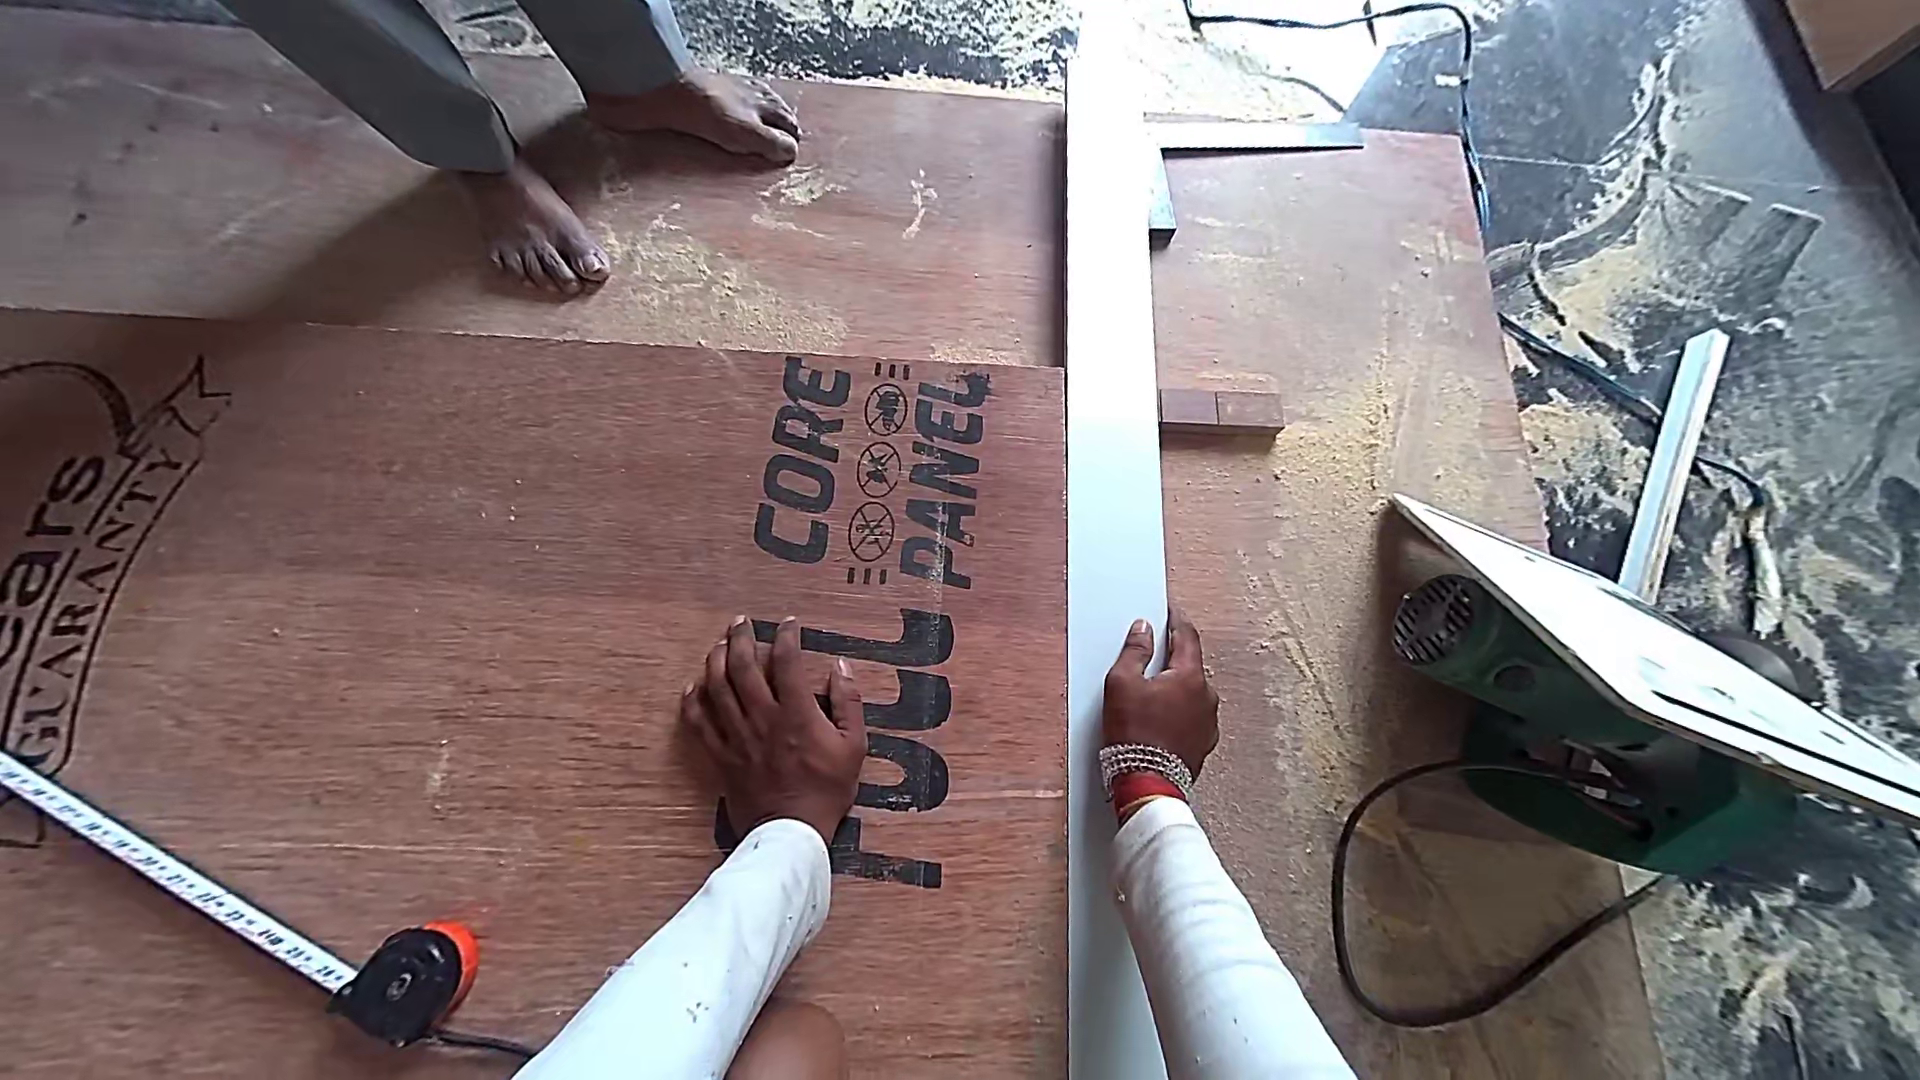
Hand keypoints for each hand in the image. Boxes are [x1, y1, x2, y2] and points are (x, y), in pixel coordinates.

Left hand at [680, 616, 866, 843]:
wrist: (791, 833)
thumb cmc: (827, 789)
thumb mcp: (854, 745)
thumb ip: (849, 703)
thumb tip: (840, 668)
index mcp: (797, 713)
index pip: (787, 662)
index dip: (787, 637)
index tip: (789, 624)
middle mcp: (762, 718)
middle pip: (743, 667)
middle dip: (741, 638)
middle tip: (741, 621)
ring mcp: (737, 737)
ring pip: (717, 689)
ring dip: (716, 660)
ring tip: (720, 643)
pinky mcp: (721, 757)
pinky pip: (699, 724)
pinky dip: (693, 702)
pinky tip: (693, 686)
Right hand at [1103, 605, 1219, 777]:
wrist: (1145, 781)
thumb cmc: (1134, 734)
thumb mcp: (1122, 682)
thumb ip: (1135, 651)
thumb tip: (1142, 630)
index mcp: (1191, 677)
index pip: (1187, 635)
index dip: (1176, 619)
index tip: (1169, 610)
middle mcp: (1207, 697)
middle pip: (1189, 663)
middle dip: (1171, 654)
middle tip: (1150, 651)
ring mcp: (1208, 721)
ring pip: (1190, 689)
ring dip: (1173, 683)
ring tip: (1147, 690)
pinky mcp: (1203, 741)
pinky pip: (1190, 712)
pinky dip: (1176, 706)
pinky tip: (1156, 713)